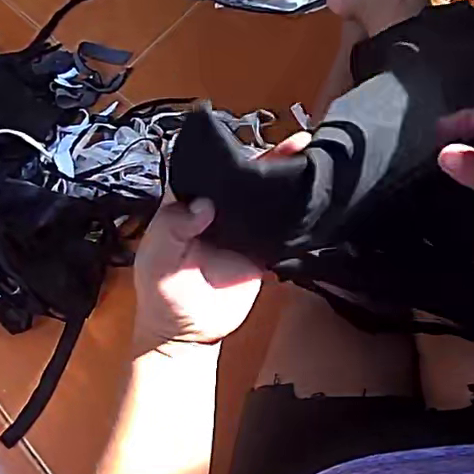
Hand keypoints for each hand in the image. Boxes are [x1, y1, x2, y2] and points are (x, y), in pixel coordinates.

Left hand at [130, 131, 311, 349]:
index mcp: (189, 207)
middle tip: (299, 142)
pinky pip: (280, 232)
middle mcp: (218, 214)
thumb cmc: (163, 295)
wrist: (188, 335)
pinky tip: (316, 201)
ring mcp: (243, 233)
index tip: (253, 139)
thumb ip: (173, 229)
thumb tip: (205, 205)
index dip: (231, 153)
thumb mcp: (157, 259)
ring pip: (266, 202)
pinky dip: (297, 218)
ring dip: (287, 183)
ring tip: (314, 161)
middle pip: (246, 180)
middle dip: (271, 159)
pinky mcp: (262, 254)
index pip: (210, 171)